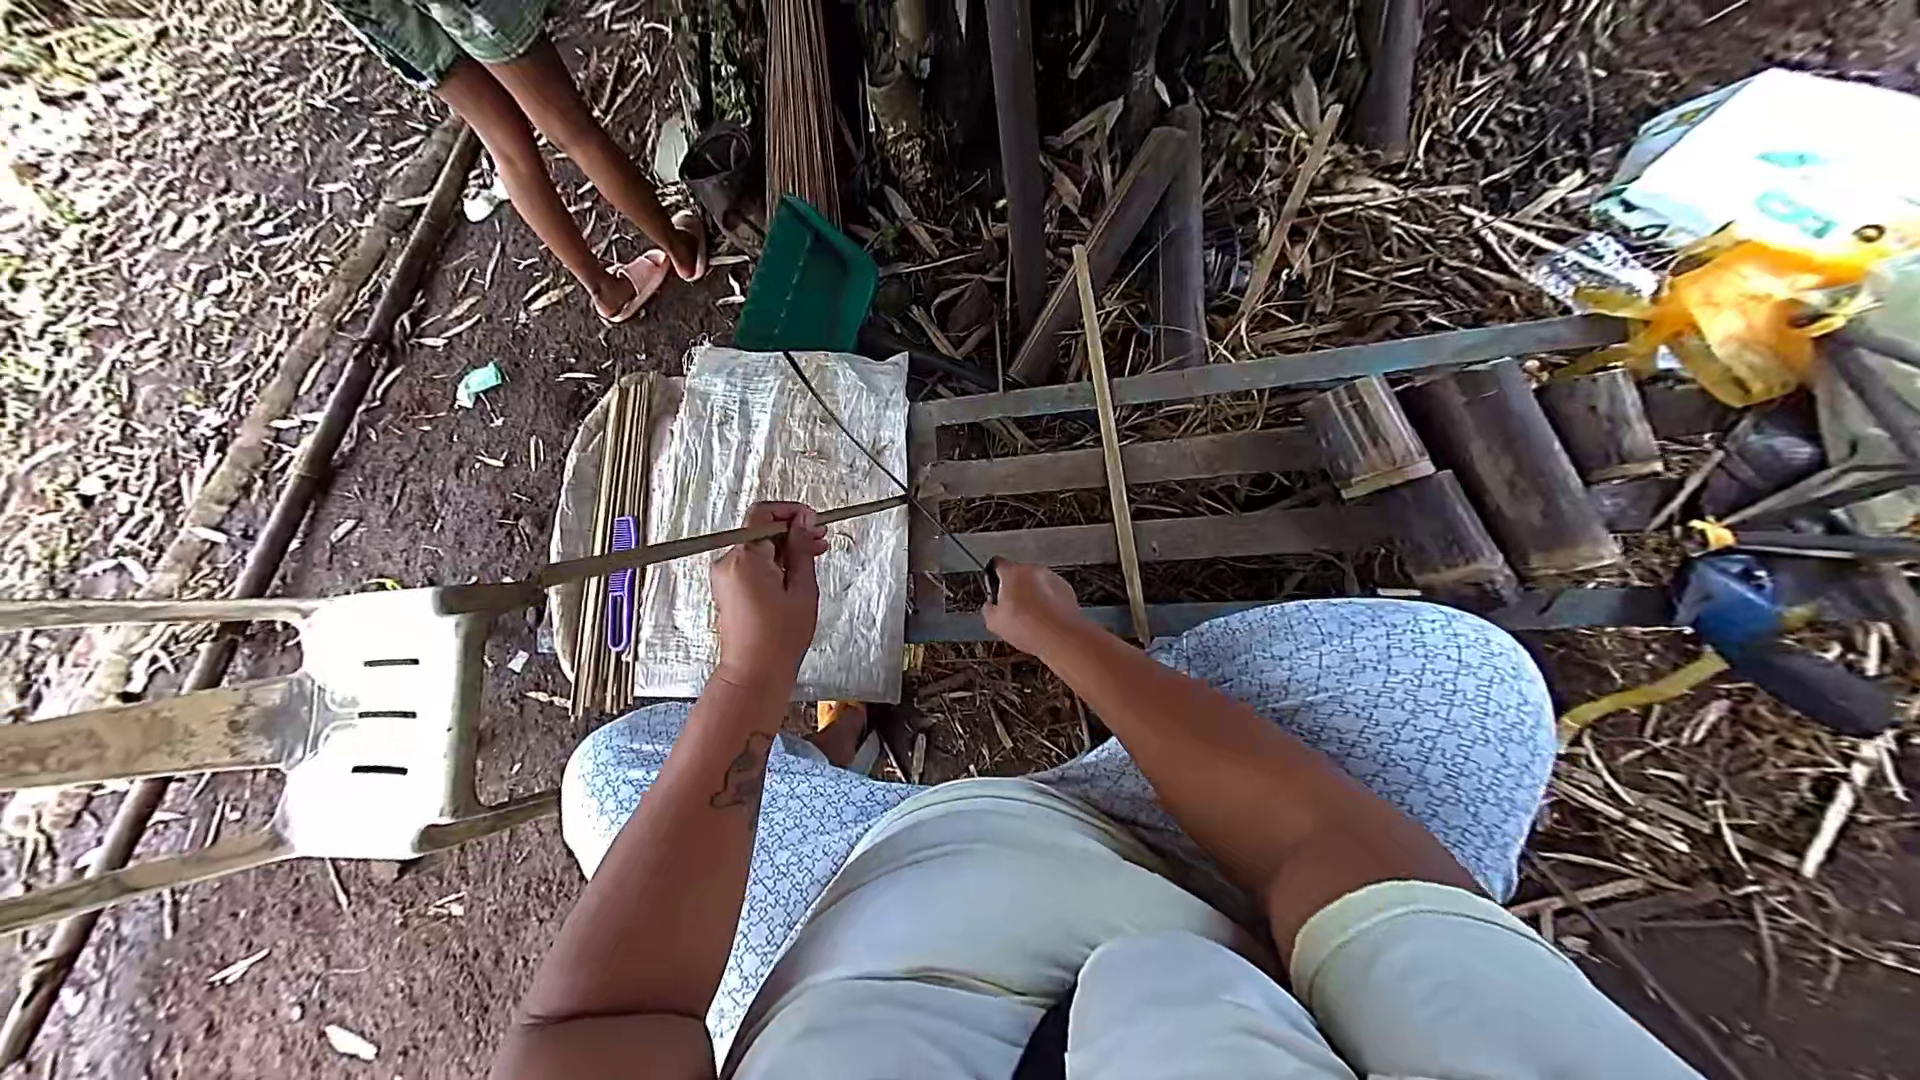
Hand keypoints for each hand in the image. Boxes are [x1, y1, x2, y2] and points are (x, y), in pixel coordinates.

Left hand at [711, 502, 828, 685]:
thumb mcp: (802, 587)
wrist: (755, 672)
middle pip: (761, 529)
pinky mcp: (727, 587)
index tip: (812, 521)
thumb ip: (802, 548)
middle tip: (818, 539)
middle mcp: (728, 563)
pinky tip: (794, 572)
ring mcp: (725, 576)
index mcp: (746, 559)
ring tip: (811, 557)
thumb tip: (804, 522)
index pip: (764, 514)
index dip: (792, 513)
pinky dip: (772, 562)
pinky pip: (751, 563)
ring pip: (758, 546)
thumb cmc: (778, 638)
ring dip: (784, 547)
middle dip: (792, 531)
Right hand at [982, 560, 1087, 655]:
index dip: (994, 576)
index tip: (995, 589)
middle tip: (1012, 608)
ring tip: (1030, 616)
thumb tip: (989, 606)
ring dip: (1032, 593)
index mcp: (1012, 573)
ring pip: (1036, 581)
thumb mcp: (995, 623)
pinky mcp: (1066, 588)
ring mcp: (1051, 578)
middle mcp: (1033, 570)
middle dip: (1015, 587)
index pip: (998, 564)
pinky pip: (1051, 590)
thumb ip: (988, 609)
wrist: (1060, 637)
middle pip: (1018, 573)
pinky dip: (1047, 599)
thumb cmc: (1028, 628)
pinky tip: (1044, 617)